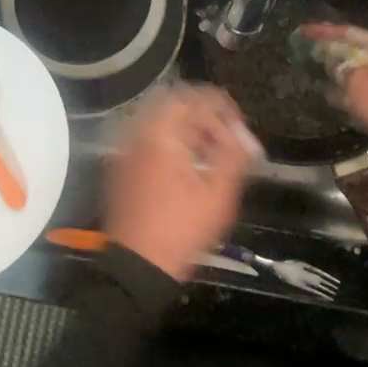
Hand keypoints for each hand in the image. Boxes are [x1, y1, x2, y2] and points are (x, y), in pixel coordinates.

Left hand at [104, 85, 255, 280]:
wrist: (136, 268)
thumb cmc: (180, 230)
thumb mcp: (218, 195)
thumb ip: (234, 157)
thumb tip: (246, 138)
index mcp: (160, 135)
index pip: (192, 98)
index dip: (220, 106)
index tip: (238, 124)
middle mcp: (137, 135)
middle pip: (174, 107)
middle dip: (203, 117)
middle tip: (225, 137)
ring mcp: (125, 152)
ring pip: (160, 124)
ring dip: (187, 130)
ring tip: (211, 154)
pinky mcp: (121, 170)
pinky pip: (148, 142)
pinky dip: (170, 144)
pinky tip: (189, 167)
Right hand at [299, 24, 367, 148]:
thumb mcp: (357, 81)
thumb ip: (340, 66)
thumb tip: (332, 60)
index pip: (350, 32)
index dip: (325, 30)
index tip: (303, 30)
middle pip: (354, 49)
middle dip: (330, 47)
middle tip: (307, 45)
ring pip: (357, 69)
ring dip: (336, 68)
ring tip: (314, 64)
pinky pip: (360, 88)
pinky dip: (344, 88)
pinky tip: (327, 91)